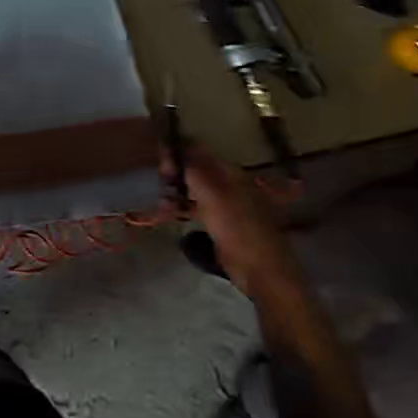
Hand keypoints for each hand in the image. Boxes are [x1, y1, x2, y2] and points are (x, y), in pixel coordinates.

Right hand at [170, 145, 300, 296]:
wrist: (259, 268)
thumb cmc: (237, 227)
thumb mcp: (213, 196)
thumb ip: (194, 172)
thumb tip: (177, 149)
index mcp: (232, 173)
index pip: (203, 153)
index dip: (181, 152)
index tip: (160, 159)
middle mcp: (230, 185)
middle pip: (199, 172)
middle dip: (178, 174)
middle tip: (158, 181)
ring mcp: (227, 206)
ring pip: (197, 192)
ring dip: (179, 193)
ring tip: (161, 201)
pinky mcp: (222, 226)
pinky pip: (199, 210)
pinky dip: (184, 209)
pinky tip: (170, 214)